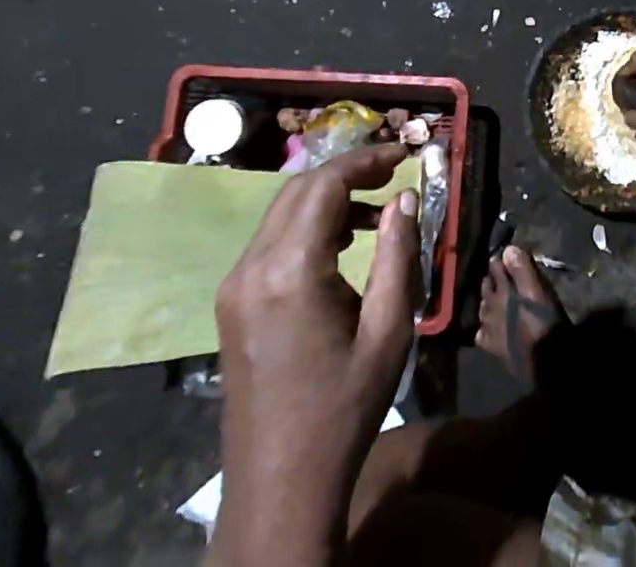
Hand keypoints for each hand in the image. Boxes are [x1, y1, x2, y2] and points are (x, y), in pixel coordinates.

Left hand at [211, 143, 419, 565]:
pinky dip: (305, 230)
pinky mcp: (230, 298)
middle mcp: (250, 264)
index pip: (323, 185)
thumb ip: (399, 256)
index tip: (403, 155)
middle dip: (344, 176)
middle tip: (390, 178)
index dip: (364, 161)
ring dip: (324, 202)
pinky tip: (337, 248)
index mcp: (289, 269)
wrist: (279, 480)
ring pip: (280, 214)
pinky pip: (268, 243)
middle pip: (296, 190)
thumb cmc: (343, 410)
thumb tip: (404, 200)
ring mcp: (233, 281)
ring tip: (373, 216)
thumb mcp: (388, 333)